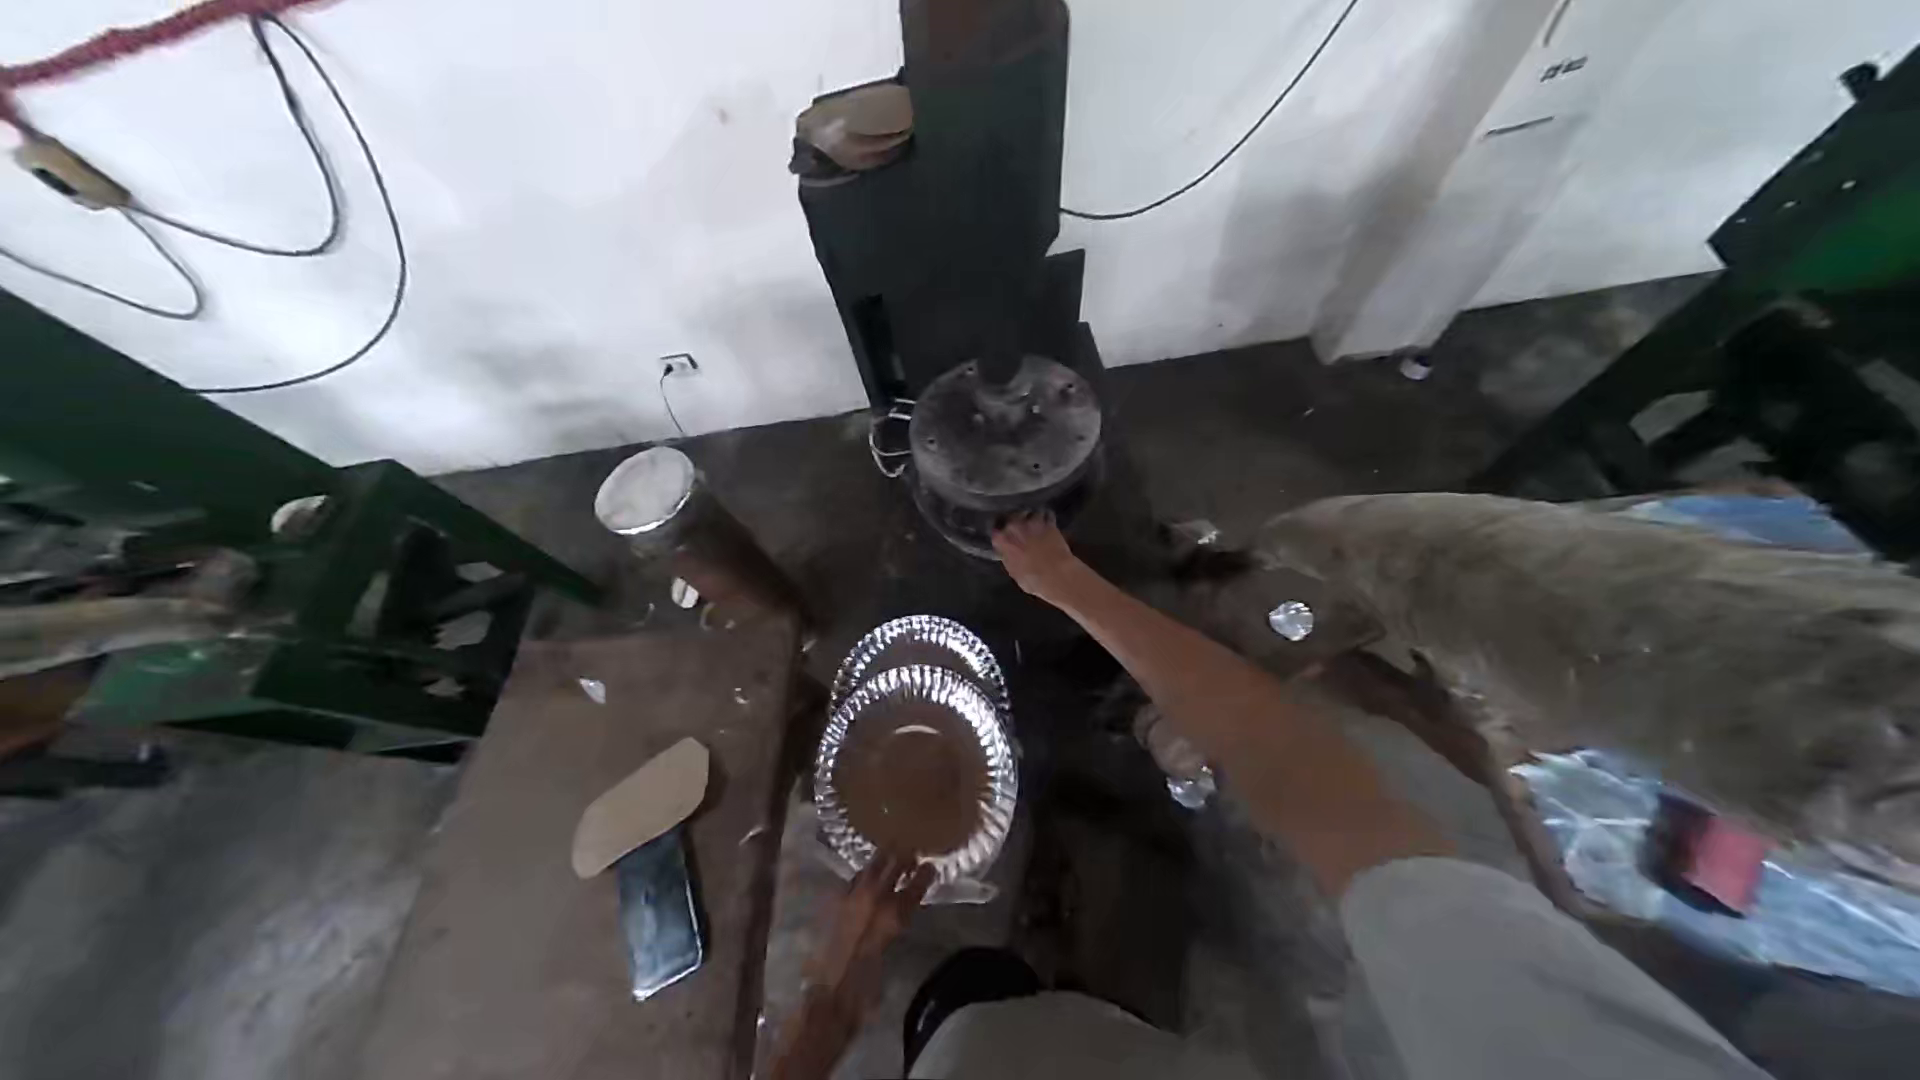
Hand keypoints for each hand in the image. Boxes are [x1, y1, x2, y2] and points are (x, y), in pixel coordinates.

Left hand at [808, 853, 934, 996]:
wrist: (831, 994)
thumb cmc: (868, 984)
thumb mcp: (892, 952)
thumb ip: (898, 923)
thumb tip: (903, 908)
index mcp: (895, 914)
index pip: (916, 883)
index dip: (926, 873)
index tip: (931, 866)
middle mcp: (876, 898)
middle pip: (894, 863)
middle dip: (905, 857)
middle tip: (912, 856)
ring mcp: (854, 896)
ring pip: (873, 866)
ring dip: (884, 860)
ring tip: (890, 860)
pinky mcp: (835, 901)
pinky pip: (854, 879)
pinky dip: (863, 876)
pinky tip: (865, 880)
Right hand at [992, 512, 1086, 606]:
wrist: (1055, 575)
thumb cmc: (1032, 579)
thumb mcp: (1013, 571)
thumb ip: (1008, 556)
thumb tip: (1008, 551)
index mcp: (1002, 539)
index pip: (995, 529)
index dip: (1001, 532)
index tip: (1004, 534)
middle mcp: (1014, 526)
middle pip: (1012, 515)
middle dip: (1016, 520)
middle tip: (1021, 527)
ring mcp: (1032, 522)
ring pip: (1031, 513)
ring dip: (1033, 517)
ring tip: (1036, 523)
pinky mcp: (1049, 522)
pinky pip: (1047, 514)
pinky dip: (1047, 518)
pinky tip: (1048, 523)